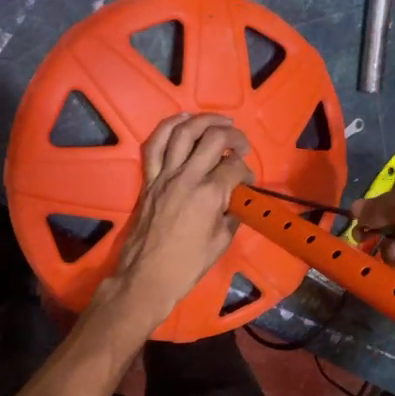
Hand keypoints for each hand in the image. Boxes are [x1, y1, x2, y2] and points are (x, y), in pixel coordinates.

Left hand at [106, 114, 253, 319]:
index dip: (246, 170)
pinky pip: (155, 144)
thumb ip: (231, 214)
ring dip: (206, 120)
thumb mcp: (221, 242)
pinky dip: (169, 126)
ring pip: (184, 133)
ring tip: (221, 121)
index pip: (234, 166)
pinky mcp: (149, 179)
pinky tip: (184, 119)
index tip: (247, 182)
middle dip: (234, 136)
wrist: (147, 277)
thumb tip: (235, 199)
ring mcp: (165, 175)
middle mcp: (187, 177)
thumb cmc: (187, 265)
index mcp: (209, 195)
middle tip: (242, 145)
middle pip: (214, 139)